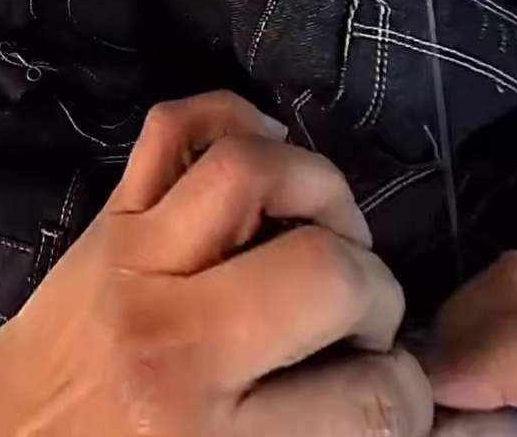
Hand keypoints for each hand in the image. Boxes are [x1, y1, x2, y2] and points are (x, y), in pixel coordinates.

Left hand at [0, 91, 432, 436]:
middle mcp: (173, 338)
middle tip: (366, 304)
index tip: (394, 384)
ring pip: (250, 171)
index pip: (362, 404)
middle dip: (376, 286)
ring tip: (330, 223)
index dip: (406, 392)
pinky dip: (231, 112)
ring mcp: (134, 254)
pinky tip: (267, 142)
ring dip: (321, 186)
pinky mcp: (111, 211)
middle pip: (322, 270)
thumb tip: (387, 391)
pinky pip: (173, 127)